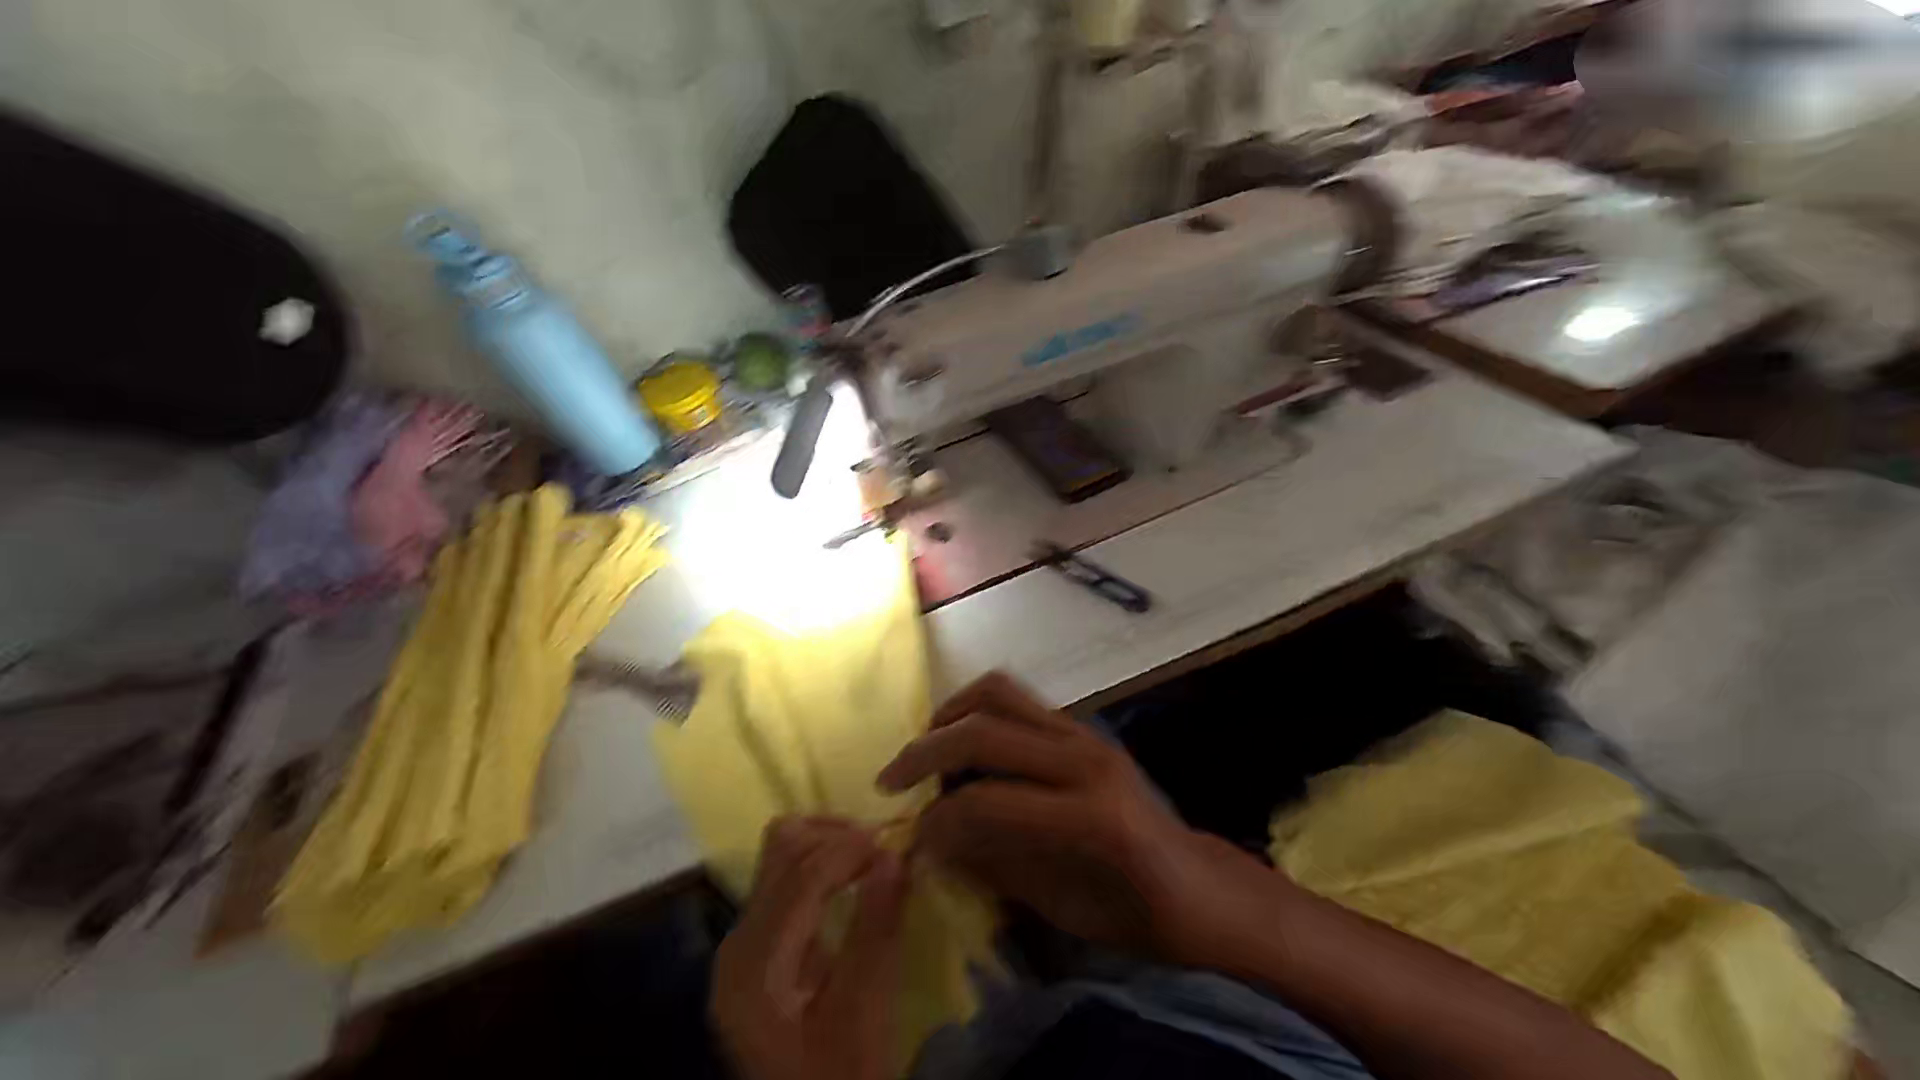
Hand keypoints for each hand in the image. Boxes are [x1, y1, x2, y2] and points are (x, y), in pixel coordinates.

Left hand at [712, 817, 908, 1079]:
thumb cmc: (840, 1076)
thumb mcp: (865, 1011)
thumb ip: (876, 930)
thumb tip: (895, 855)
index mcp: (755, 965)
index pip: (801, 876)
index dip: (850, 848)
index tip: (895, 839)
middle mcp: (737, 943)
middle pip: (781, 853)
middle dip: (835, 837)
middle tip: (885, 848)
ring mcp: (742, 945)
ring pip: (780, 859)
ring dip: (827, 845)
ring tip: (871, 857)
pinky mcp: (756, 949)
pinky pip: (785, 881)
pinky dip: (820, 865)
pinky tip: (851, 878)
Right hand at [878, 672, 1275, 964]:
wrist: (1199, 886)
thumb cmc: (1138, 916)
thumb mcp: (1061, 909)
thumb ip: (994, 865)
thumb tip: (930, 838)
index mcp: (1090, 816)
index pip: (987, 801)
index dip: (937, 820)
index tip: (912, 839)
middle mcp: (1085, 758)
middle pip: (984, 730)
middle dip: (926, 752)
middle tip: (891, 780)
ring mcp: (1085, 733)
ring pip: (999, 692)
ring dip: (950, 716)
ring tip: (924, 750)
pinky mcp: (1081, 727)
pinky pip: (1017, 699)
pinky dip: (976, 712)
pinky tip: (961, 746)